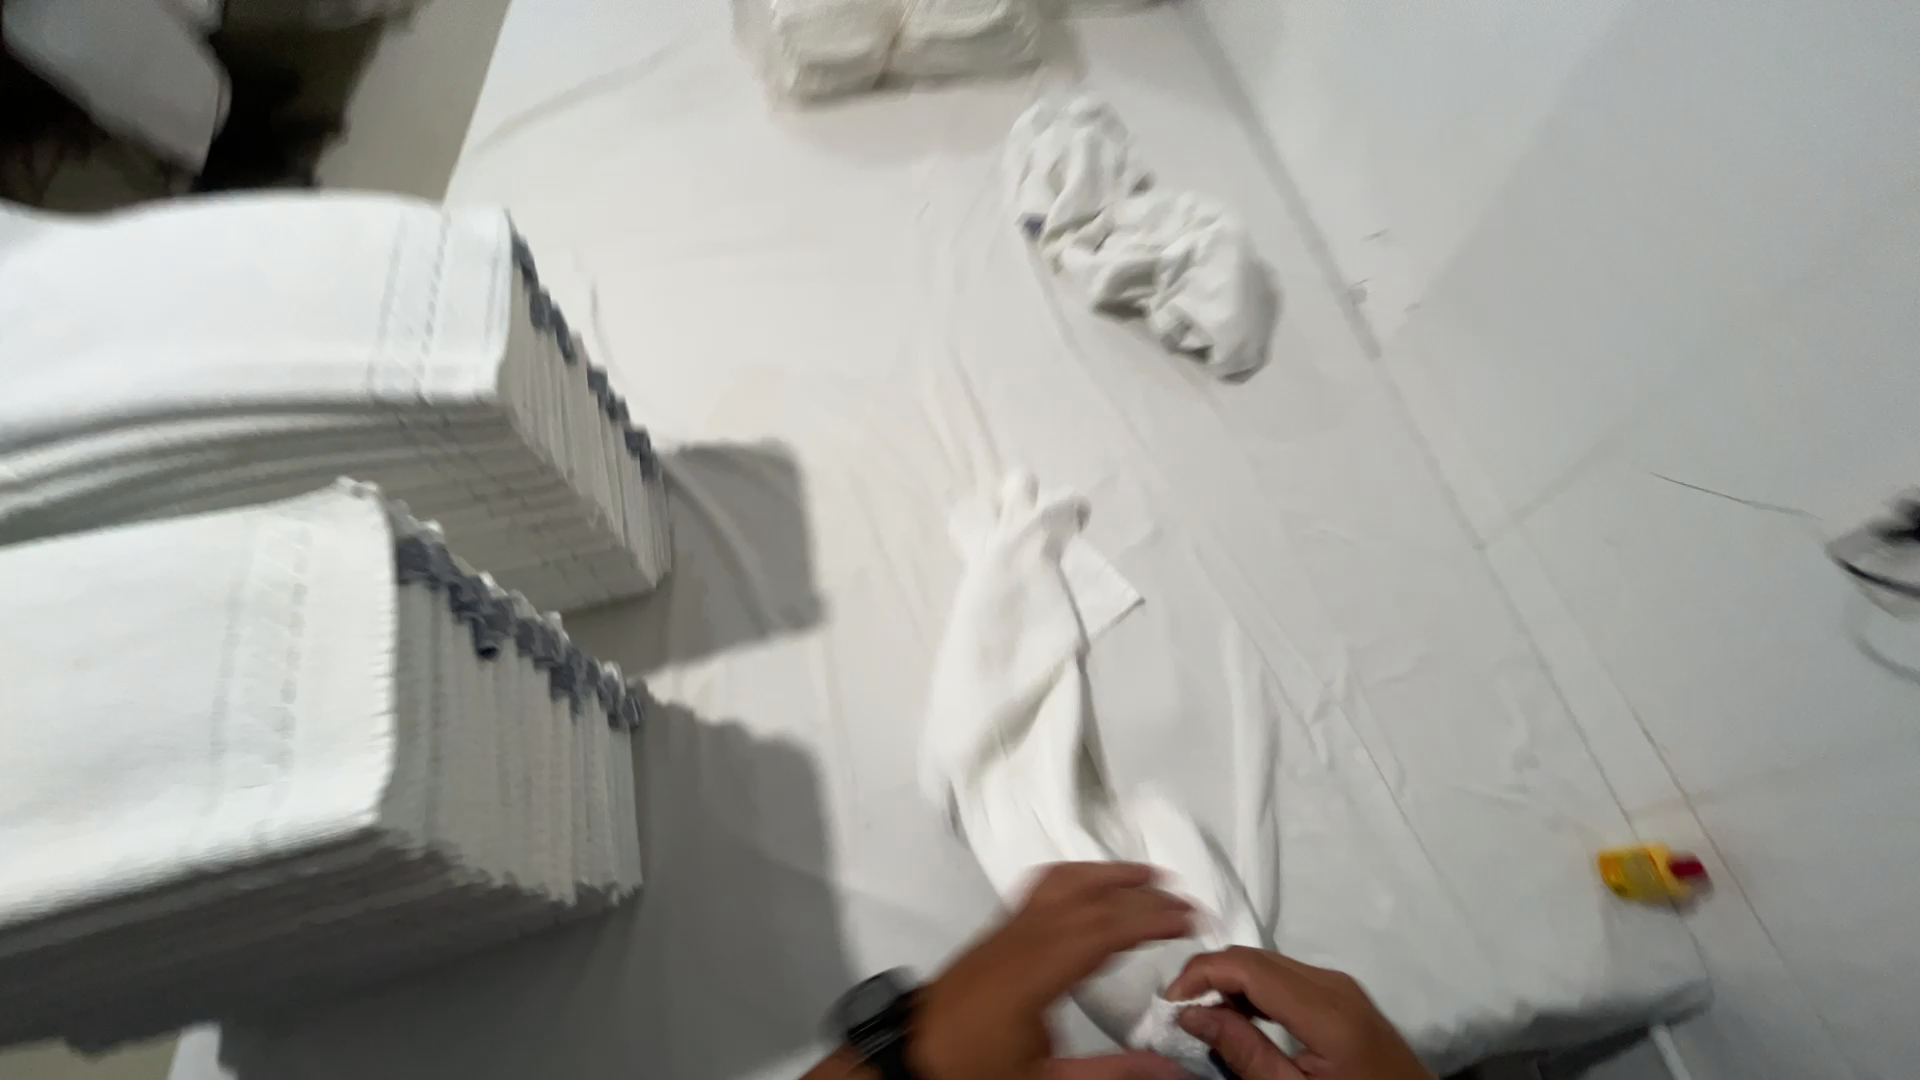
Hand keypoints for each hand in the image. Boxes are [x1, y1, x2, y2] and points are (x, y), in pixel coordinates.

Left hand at [912, 862, 1194, 1079]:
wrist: (918, 1054)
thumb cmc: (972, 1065)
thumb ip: (1113, 1072)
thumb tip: (1167, 1068)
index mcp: (1034, 972)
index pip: (1102, 928)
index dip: (1148, 918)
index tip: (1186, 917)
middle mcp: (1021, 937)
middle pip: (1089, 899)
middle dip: (1141, 896)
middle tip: (1184, 903)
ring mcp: (1008, 926)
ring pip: (1063, 881)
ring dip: (1107, 873)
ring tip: (1146, 876)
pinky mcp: (1000, 926)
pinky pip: (1041, 884)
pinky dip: (1075, 874)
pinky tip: (1090, 880)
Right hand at [1167, 948, 1433, 1079]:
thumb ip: (1244, 1053)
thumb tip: (1190, 1013)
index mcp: (1328, 1011)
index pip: (1246, 966)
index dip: (1199, 975)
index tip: (1169, 1006)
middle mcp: (1334, 984)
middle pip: (1253, 958)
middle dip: (1209, 978)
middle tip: (1180, 1014)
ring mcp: (1341, 986)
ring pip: (1265, 963)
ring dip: (1229, 983)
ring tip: (1203, 1018)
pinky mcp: (1342, 996)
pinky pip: (1284, 976)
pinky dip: (1253, 989)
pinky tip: (1239, 1018)